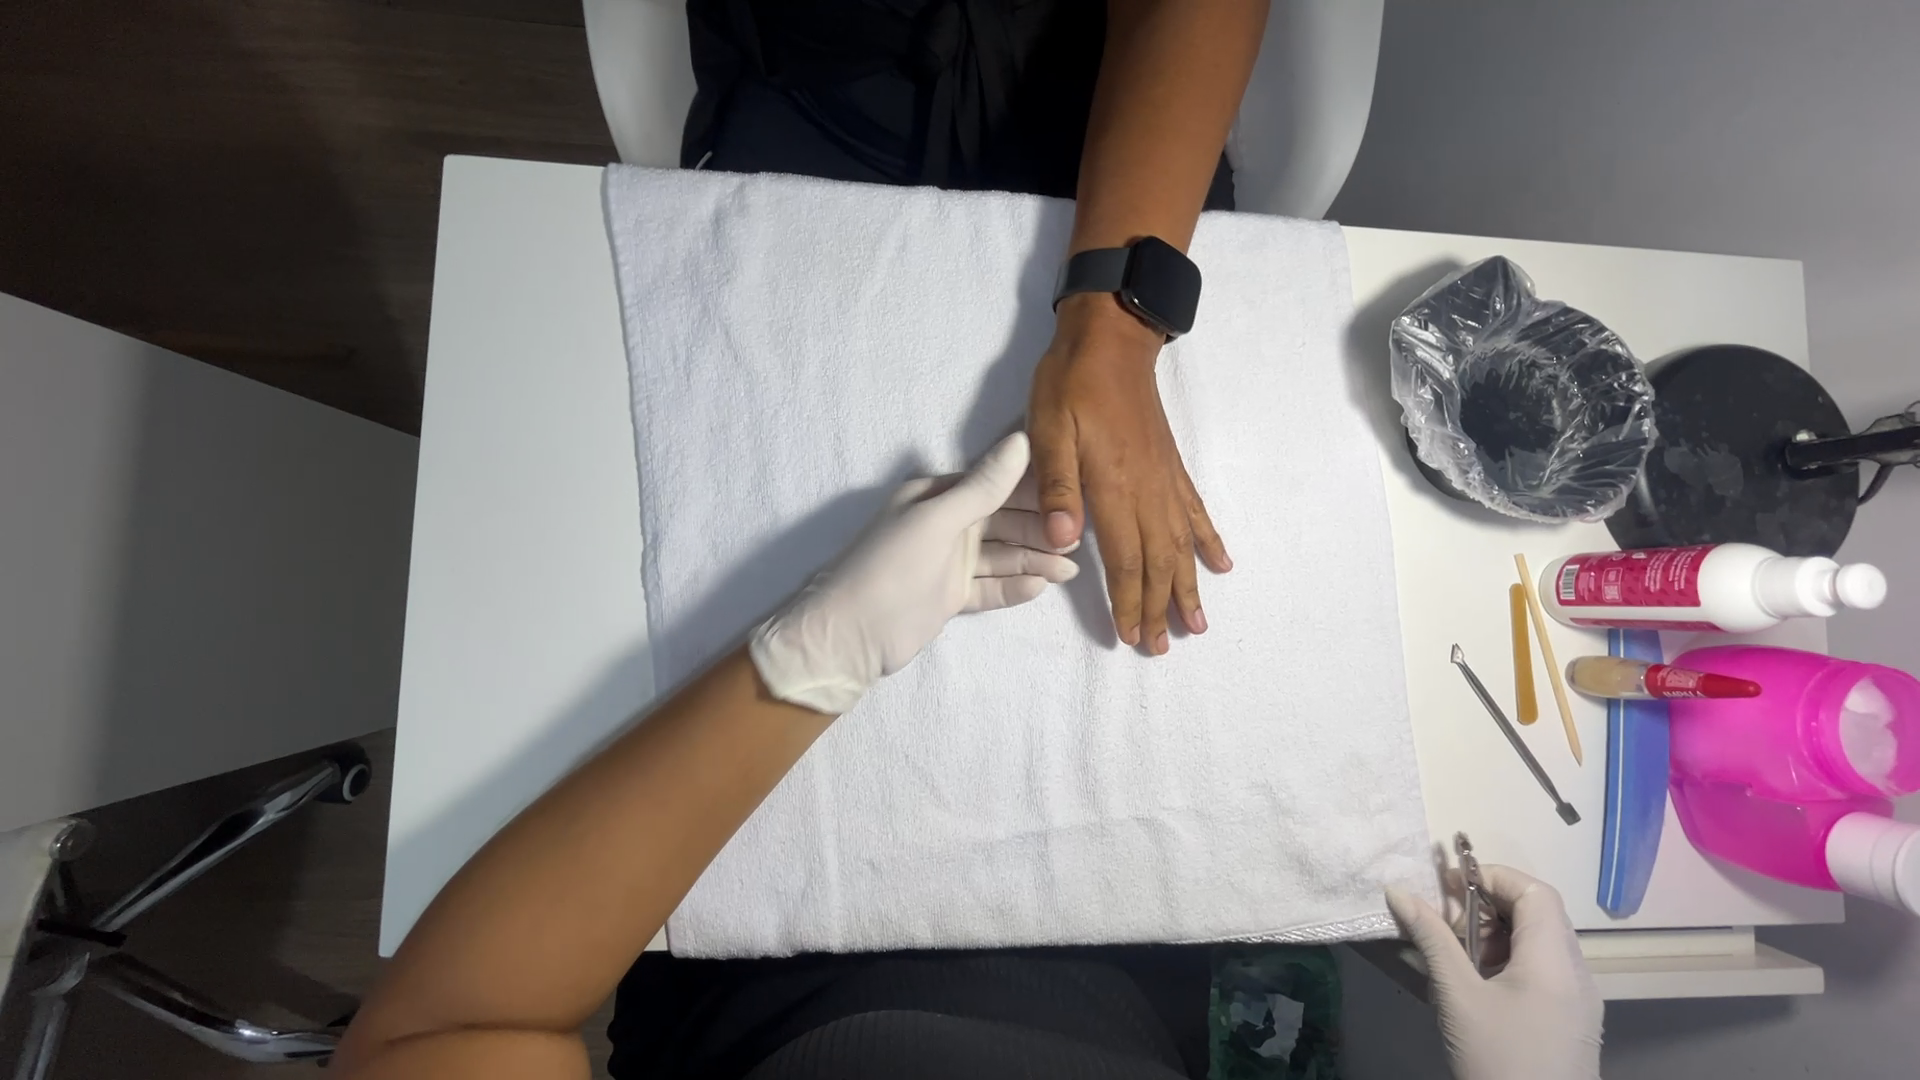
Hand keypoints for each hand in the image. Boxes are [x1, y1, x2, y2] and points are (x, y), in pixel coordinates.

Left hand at [749, 432, 1078, 714]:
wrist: (850, 635)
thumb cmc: (891, 569)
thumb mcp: (937, 521)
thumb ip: (983, 486)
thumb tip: (1022, 440)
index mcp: (936, 495)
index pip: (995, 484)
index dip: (1034, 488)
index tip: (1075, 490)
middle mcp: (944, 523)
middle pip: (1003, 522)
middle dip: (1040, 530)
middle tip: (1080, 540)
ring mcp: (947, 562)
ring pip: (1001, 556)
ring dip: (1033, 560)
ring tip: (1071, 569)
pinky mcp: (949, 596)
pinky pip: (989, 587)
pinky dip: (1014, 587)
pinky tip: (1041, 586)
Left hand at [1028, 293, 1229, 655]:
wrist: (1111, 338)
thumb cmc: (1071, 385)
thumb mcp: (1048, 430)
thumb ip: (1058, 485)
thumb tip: (1066, 542)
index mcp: (1114, 488)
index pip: (1126, 560)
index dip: (1130, 602)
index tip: (1134, 639)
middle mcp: (1148, 491)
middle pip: (1158, 562)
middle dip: (1159, 608)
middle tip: (1162, 649)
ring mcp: (1165, 480)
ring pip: (1182, 545)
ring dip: (1188, 587)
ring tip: (1199, 624)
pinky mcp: (1171, 466)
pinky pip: (1196, 511)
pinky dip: (1209, 540)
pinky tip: (1222, 563)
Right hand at [1385, 866, 1603, 1079]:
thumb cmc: (1498, 1058)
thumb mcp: (1456, 994)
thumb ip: (1430, 936)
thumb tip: (1397, 890)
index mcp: (1555, 962)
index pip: (1535, 891)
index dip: (1491, 876)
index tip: (1448, 887)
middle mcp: (1576, 973)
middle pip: (1537, 912)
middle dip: (1486, 903)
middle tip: (1444, 919)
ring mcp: (1577, 999)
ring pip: (1537, 938)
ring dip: (1493, 930)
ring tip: (1453, 949)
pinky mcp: (1569, 1018)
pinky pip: (1540, 965)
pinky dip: (1505, 955)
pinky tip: (1474, 978)